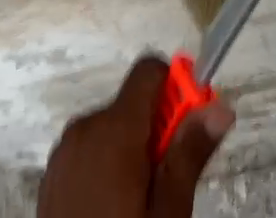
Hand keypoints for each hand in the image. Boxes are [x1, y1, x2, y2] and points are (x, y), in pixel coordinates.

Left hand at [38, 56, 233, 217]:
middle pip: (133, 102)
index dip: (177, 87)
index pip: (150, 71)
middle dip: (159, 128)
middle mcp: (85, 126)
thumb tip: (221, 107)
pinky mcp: (53, 170)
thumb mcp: (168, 208)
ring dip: (134, 146)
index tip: (190, 123)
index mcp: (115, 127)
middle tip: (170, 177)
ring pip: (113, 125)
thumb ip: (191, 152)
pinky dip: (108, 160)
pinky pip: (90, 146)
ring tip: (142, 197)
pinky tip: (113, 203)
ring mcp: (64, 149)